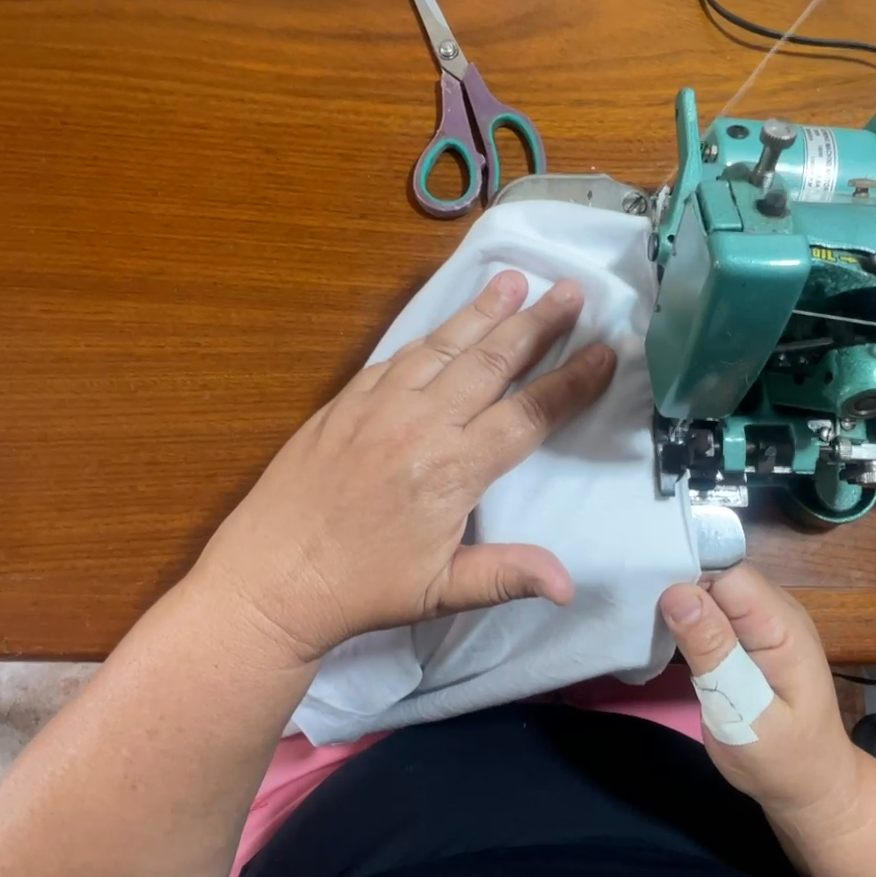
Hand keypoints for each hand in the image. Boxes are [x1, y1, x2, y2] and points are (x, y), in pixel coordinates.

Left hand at [195, 270, 615, 662]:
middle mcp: (420, 424)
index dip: (571, 382)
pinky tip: (447, 325)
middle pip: (492, 363)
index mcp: (452, 471)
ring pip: (444, 347)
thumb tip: (570, 586)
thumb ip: (506, 576)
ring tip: (515, 283)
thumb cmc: (361, 590)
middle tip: (572, 292)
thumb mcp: (440, 593)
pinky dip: (430, 336)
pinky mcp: (346, 401)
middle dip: (537, 325)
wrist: (270, 577)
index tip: (605, 351)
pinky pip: (397, 356)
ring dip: (483, 312)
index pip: (528, 415)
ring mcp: (379, 405)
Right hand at [658, 566, 866, 829]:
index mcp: (782, 626)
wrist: (811, 787)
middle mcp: (776, 611)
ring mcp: (764, 620)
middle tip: (655, 629)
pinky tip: (677, 642)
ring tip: (660, 634)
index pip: (726, 577)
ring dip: (684, 608)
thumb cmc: (783, 760)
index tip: (662, 616)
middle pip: (718, 577)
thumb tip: (676, 593)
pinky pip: (714, 609)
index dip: (691, 589)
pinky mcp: (749, 633)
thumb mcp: (745, 713)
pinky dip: (691, 621)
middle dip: (683, 595)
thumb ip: (713, 652)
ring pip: (713, 590)